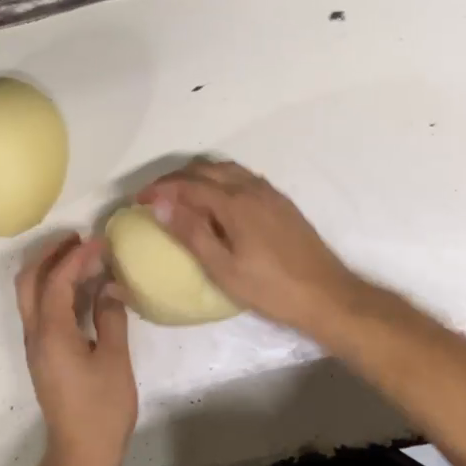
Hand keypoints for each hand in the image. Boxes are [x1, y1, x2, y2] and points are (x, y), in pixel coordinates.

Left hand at [16, 235, 137, 465]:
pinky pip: (41, 311)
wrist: (81, 454)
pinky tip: (82, 289)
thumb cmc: (101, 410)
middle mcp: (35, 334)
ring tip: (81, 256)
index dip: (77, 256)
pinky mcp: (43, 355)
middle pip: (29, 281)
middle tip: (77, 239)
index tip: (99, 241)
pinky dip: (55, 291)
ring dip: (50, 271)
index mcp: (51, 332)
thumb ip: (111, 318)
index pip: (57, 280)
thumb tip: (110, 286)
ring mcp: (35, 345)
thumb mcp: (114, 361)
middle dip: (49, 254)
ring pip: (31, 295)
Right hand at [140, 160, 377, 341]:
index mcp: (235, 203)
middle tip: (154, 197)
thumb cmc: (271, 289)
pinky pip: (242, 178)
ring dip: (198, 176)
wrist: (328, 296)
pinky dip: (219, 181)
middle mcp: (252, 189)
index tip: (138, 200)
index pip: (188, 184)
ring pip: (226, 170)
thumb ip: (190, 233)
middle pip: (206, 169)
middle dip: (175, 178)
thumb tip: (159, 205)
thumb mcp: (223, 268)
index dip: (160, 189)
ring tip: (179, 197)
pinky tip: (214, 204)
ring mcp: (270, 194)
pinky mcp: (281, 203)